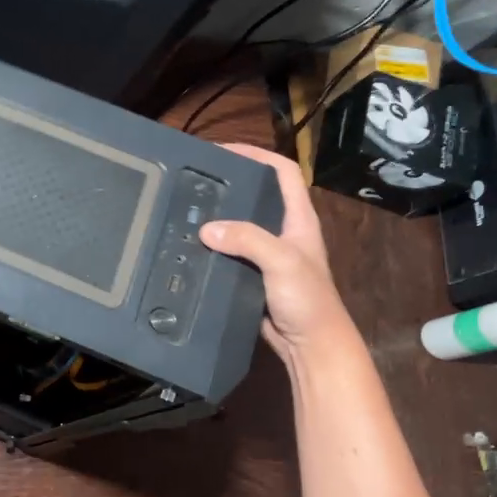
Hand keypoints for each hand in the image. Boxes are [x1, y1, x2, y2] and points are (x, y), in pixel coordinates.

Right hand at [197, 144, 354, 364]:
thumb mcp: (282, 262)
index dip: (256, 155)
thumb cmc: (308, 300)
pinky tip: (188, 246)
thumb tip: (206, 228)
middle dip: (229, 183)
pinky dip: (210, 246)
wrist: (310, 345)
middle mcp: (283, 232)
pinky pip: (228, 252)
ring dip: (216, 216)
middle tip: (195, 178)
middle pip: (256, 196)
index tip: (222, 150)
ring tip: (185, 207)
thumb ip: (248, 240)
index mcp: (299, 219)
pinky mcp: (251, 275)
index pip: (282, 172)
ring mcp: (267, 255)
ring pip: (239, 225)